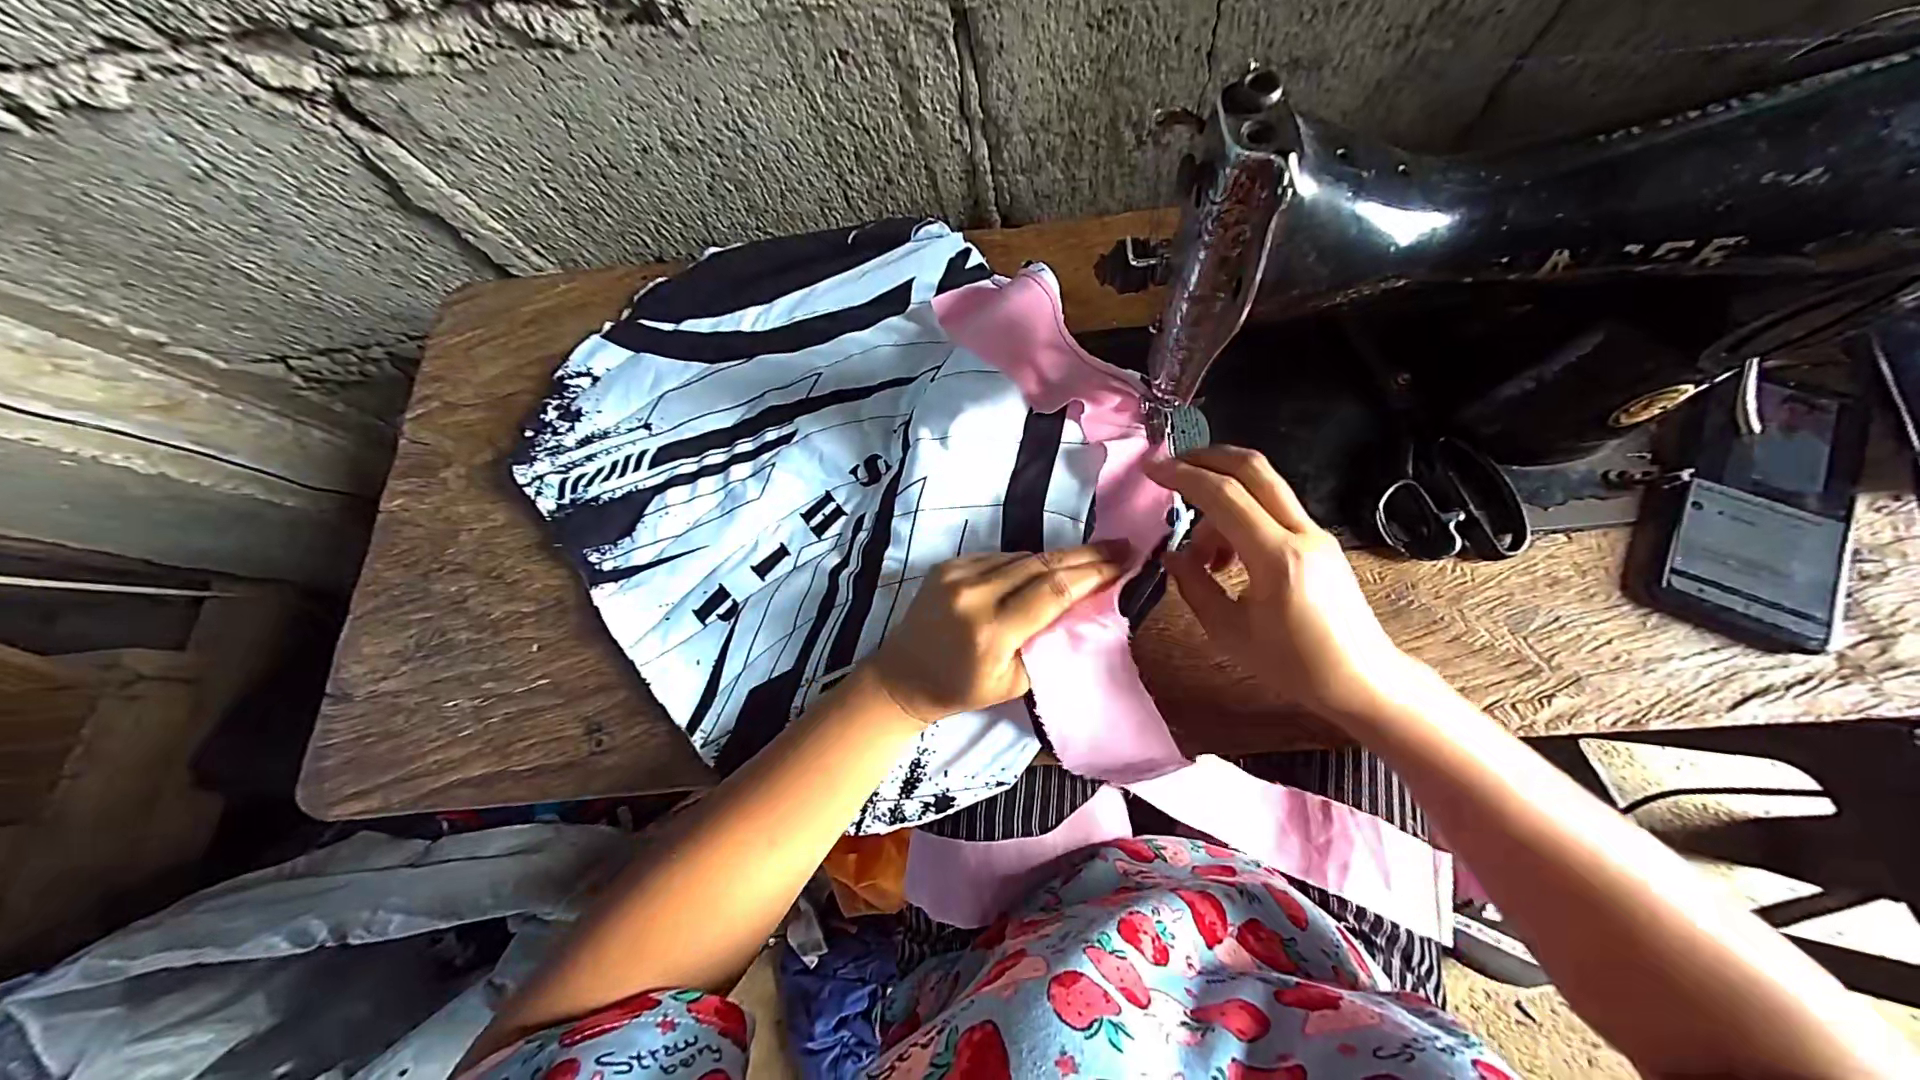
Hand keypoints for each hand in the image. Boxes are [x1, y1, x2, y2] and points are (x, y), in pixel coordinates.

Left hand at [868, 542, 1130, 722]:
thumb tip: (1082, 608)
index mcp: (991, 632)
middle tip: (1121, 546)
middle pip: (1041, 565)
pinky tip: (1047, 566)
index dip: (1091, 574)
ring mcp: (957, 575)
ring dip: (1059, 557)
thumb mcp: (1014, 682)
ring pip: (1022, 557)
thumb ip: (1047, 644)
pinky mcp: (948, 565)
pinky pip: (999, 558)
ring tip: (1093, 556)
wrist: (903, 675)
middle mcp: (973, 595)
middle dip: (1086, 555)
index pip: (1052, 592)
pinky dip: (1026, 562)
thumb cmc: (961, 689)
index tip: (1123, 563)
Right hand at [1145, 446, 1415, 719]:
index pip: (1224, 496)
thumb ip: (1194, 586)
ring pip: (1262, 488)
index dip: (1182, 476)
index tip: (1151, 470)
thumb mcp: (1228, 632)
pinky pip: (1273, 509)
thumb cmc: (1293, 664)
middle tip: (1171, 467)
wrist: (1361, 679)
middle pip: (1253, 468)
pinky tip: (1226, 556)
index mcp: (1277, 558)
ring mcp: (1316, 533)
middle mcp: (1302, 533)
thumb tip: (1171, 556)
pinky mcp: (1319, 540)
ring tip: (1200, 552)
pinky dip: (1241, 515)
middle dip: (1206, 458)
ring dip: (1221, 500)